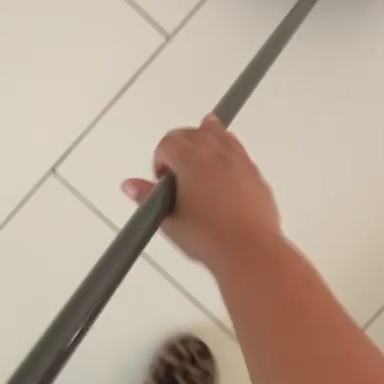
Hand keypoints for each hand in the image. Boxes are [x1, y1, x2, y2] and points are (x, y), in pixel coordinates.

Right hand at [122, 115, 281, 270]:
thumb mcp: (169, 221)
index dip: (160, 159)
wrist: (249, 250)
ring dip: (204, 139)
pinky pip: (237, 148)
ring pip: (218, 134)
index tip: (162, 182)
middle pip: (192, 133)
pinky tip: (221, 162)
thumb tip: (128, 185)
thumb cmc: (206, 238)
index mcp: (191, 161)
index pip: (169, 142)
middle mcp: (216, 153)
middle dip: (179, 146)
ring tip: (197, 156)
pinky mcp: (255, 173)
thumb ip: (147, 198)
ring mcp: (238, 161)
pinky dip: (226, 148)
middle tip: (175, 173)